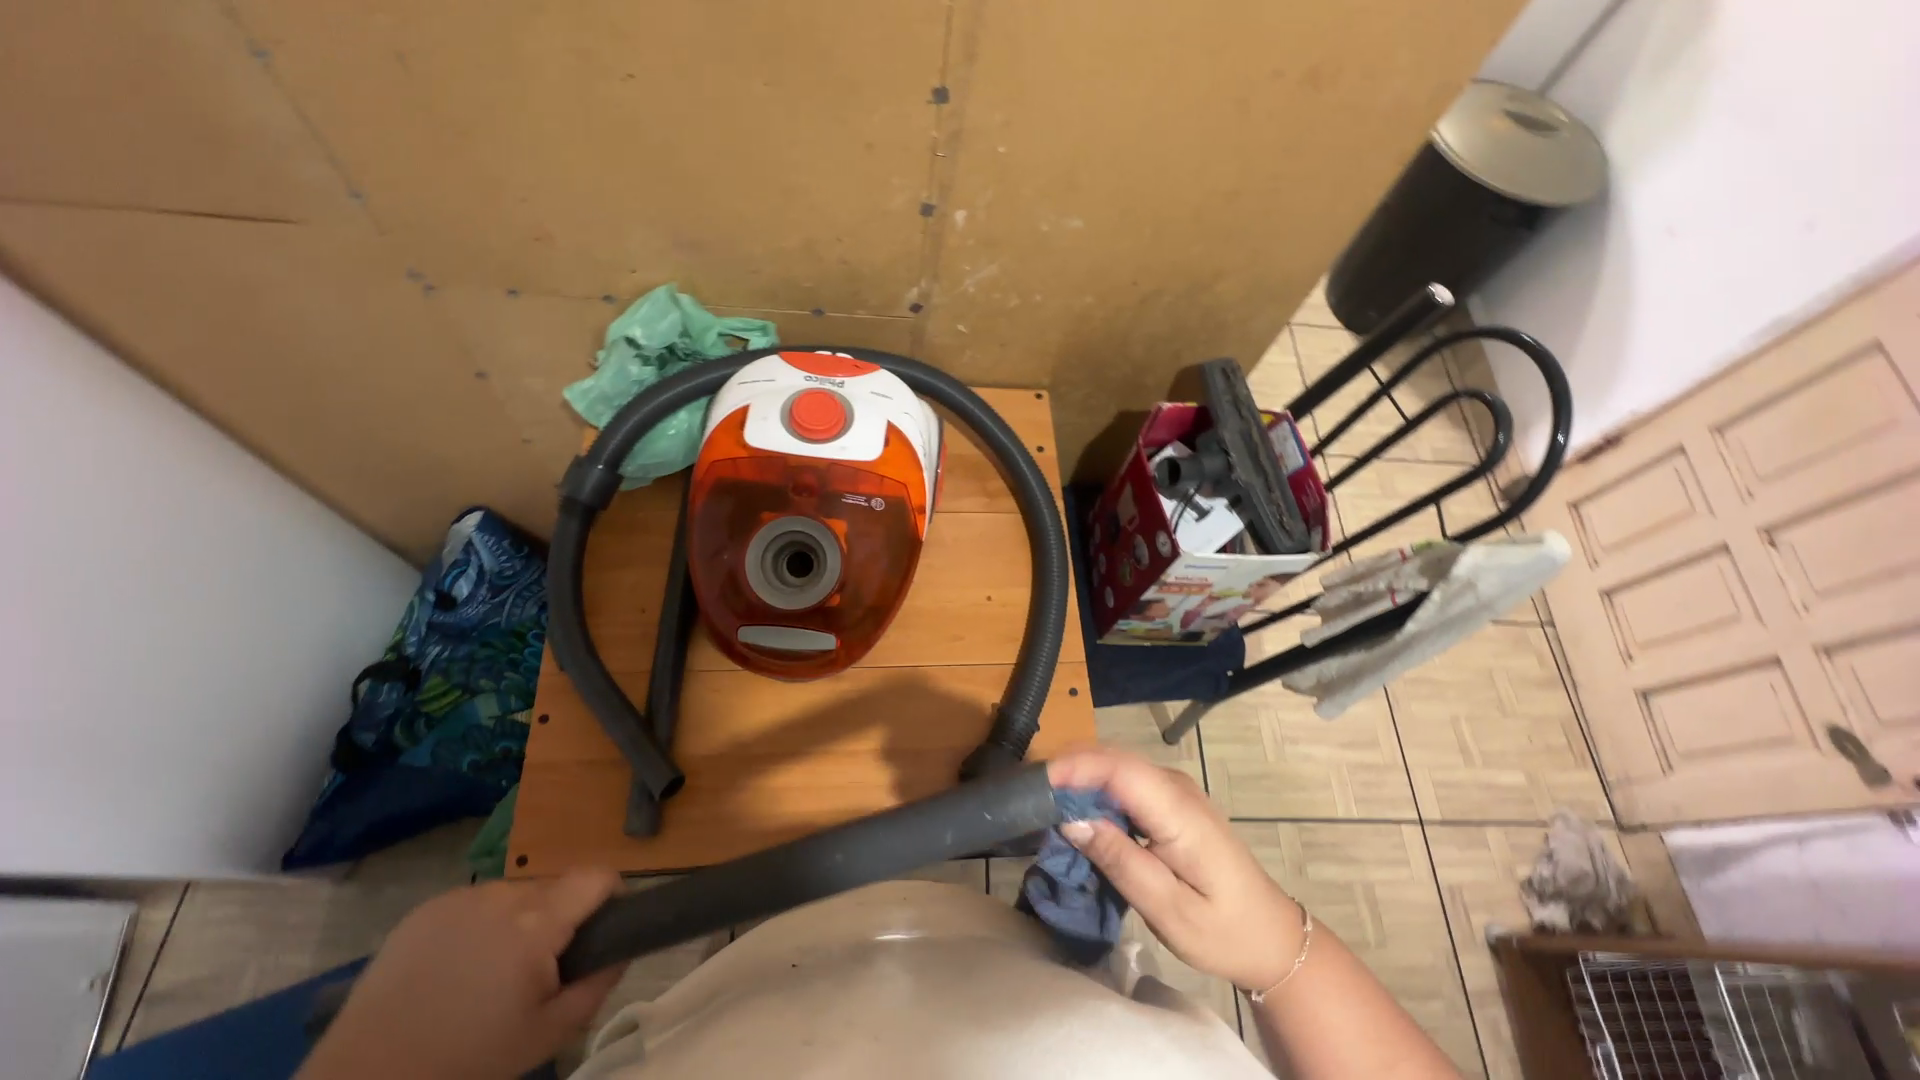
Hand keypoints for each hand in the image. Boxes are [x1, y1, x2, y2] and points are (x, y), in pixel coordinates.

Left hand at [299, 869, 625, 1079]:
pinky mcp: (425, 908)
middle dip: (561, 918)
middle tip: (540, 971)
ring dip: (520, 920)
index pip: (597, 876)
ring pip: (515, 895)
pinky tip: (457, 968)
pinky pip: (475, 903)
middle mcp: (502, 896)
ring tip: (492, 972)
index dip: (611, 896)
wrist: (368, 1075)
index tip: (603, 928)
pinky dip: (480, 925)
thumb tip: (622, 950)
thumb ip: (598, 985)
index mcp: (538, 923)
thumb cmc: (469, 1058)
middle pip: (556, 887)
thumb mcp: (549, 1034)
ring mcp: (460, 897)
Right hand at [1048, 748, 1303, 991]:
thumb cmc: (1222, 930)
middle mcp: (1176, 788)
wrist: (1271, 937)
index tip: (1032, 784)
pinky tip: (1072, 811)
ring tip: (1038, 801)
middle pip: (1113, 760)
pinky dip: (1094, 790)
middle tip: (1023, 795)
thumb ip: (1120, 859)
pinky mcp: (1170, 803)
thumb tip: (1071, 819)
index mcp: (1178, 811)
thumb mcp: (1167, 908)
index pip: (1118, 770)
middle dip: (1067, 769)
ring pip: (1115, 767)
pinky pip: (1124, 783)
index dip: (1074, 768)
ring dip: (1077, 778)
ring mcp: (1175, 792)